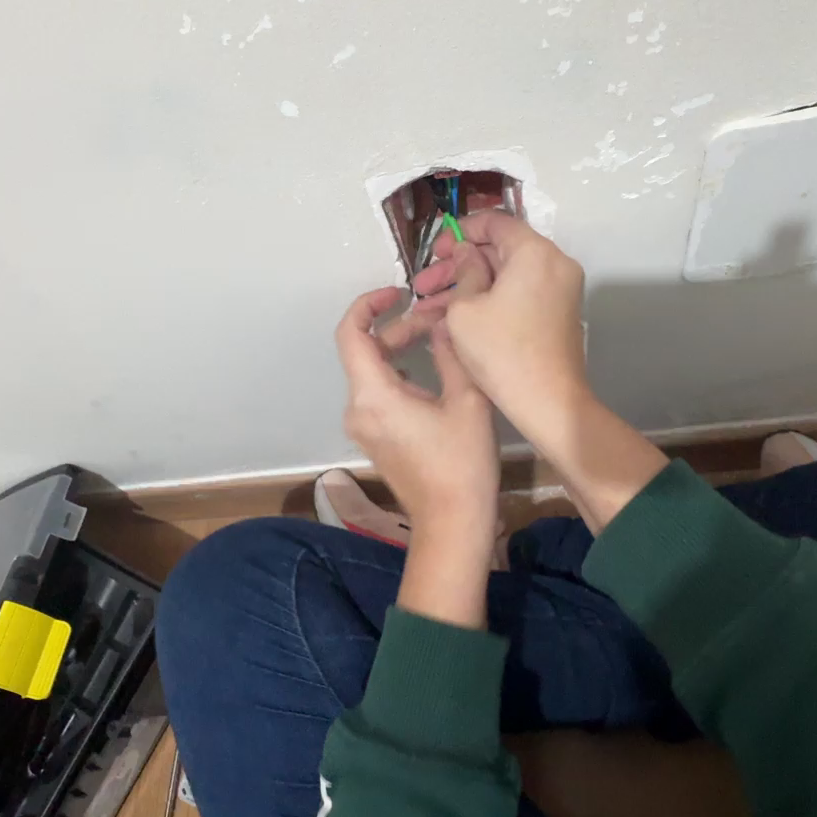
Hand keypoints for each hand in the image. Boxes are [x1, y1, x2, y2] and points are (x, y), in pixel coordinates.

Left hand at [334, 287, 498, 533]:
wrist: (452, 522)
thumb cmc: (463, 463)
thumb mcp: (466, 400)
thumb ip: (449, 353)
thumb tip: (441, 324)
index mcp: (373, 395)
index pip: (350, 333)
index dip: (368, 305)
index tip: (397, 293)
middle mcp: (358, 408)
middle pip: (364, 351)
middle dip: (399, 328)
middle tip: (439, 321)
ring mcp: (363, 426)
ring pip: (372, 372)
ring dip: (400, 351)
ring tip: (440, 340)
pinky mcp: (375, 438)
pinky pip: (378, 393)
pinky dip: (399, 374)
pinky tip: (431, 372)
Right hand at [410, 212, 588, 444]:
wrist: (548, 401)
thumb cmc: (501, 351)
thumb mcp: (465, 309)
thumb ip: (464, 271)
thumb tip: (468, 255)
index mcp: (534, 252)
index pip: (495, 221)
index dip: (460, 231)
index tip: (435, 250)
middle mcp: (554, 263)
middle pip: (499, 251)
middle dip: (457, 266)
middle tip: (422, 285)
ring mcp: (559, 290)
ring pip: (505, 277)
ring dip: (467, 288)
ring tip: (426, 308)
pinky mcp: (557, 314)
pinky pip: (517, 295)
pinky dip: (488, 301)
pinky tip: (452, 320)